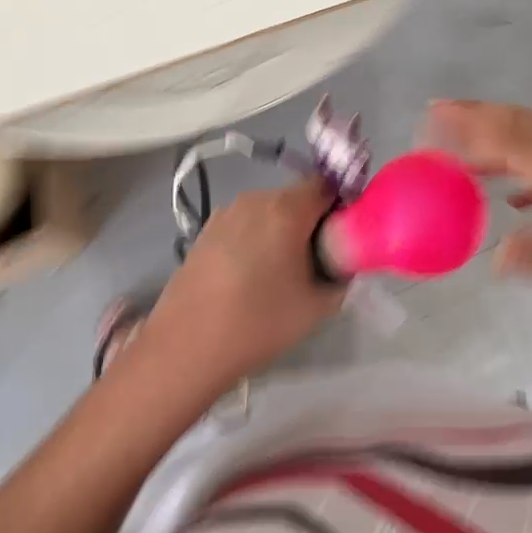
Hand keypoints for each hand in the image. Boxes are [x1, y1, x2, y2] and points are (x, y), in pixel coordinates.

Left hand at [133, 178, 346, 389]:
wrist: (187, 346)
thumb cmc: (259, 322)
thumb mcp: (319, 306)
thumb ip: (342, 275)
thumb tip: (344, 262)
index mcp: (286, 208)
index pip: (328, 186)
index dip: (341, 208)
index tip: (343, 239)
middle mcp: (254, 199)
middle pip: (296, 197)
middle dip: (311, 222)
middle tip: (316, 262)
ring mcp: (225, 213)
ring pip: (268, 212)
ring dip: (281, 231)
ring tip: (280, 274)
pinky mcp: (205, 231)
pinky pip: (244, 225)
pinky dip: (254, 240)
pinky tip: (249, 277)